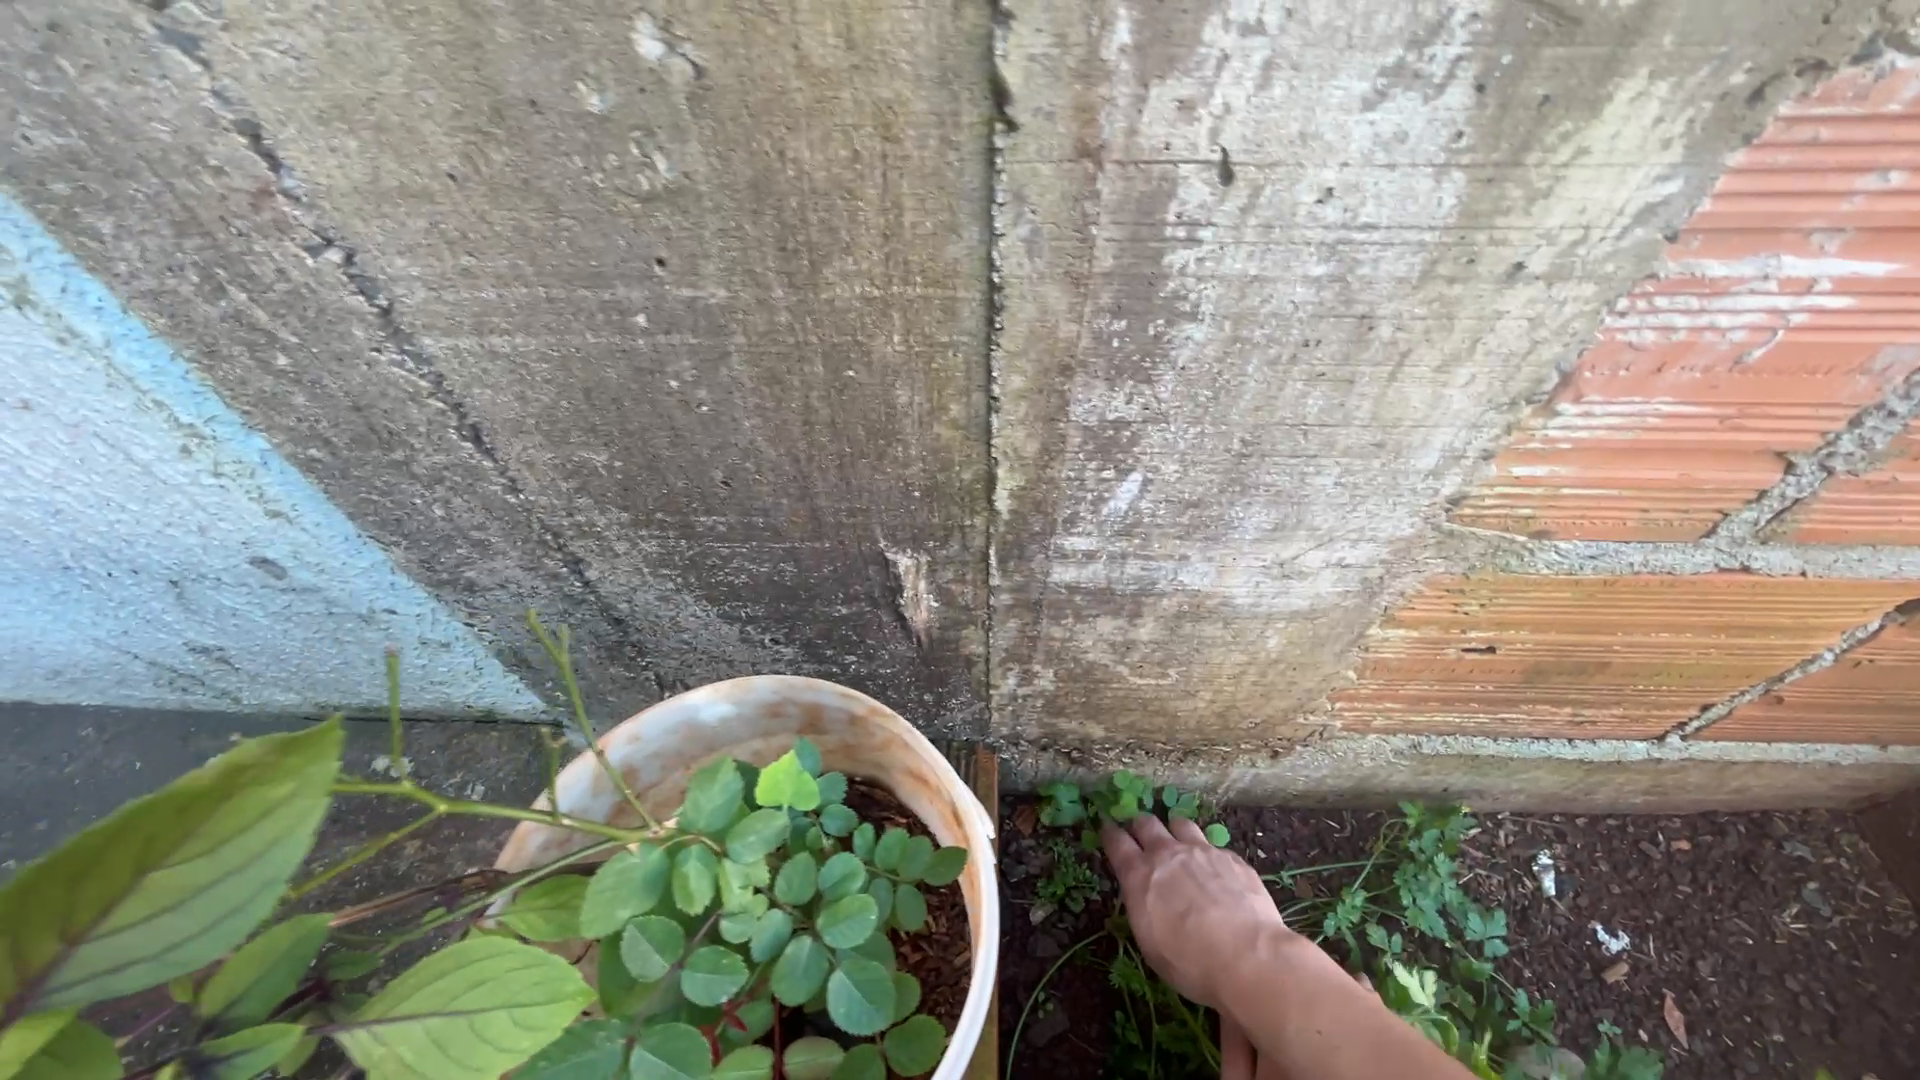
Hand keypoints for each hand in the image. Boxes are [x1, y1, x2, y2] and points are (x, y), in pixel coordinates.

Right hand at [1100, 814, 1292, 1009]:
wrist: (1247, 957)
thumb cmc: (1189, 962)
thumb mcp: (1150, 941)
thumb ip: (1144, 907)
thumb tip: (1146, 896)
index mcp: (1139, 875)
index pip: (1116, 842)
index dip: (1109, 832)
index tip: (1106, 826)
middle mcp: (1167, 854)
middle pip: (1147, 823)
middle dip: (1140, 825)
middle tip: (1141, 833)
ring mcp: (1201, 851)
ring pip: (1181, 824)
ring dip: (1175, 830)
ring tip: (1179, 841)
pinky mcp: (1231, 858)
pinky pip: (1214, 846)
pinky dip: (1208, 854)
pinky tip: (1216, 871)